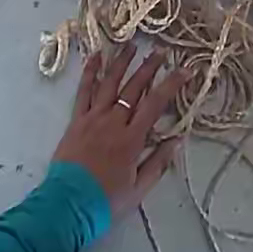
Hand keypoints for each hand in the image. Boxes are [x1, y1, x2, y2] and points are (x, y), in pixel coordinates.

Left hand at [51, 45, 186, 219]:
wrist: (67, 206)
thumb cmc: (105, 202)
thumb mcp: (138, 190)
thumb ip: (158, 162)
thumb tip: (178, 139)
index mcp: (132, 138)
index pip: (156, 103)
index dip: (172, 83)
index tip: (185, 69)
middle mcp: (114, 121)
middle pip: (135, 87)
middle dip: (149, 66)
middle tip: (160, 50)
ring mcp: (93, 117)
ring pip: (110, 82)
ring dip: (122, 62)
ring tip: (132, 45)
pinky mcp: (76, 119)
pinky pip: (84, 90)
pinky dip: (91, 71)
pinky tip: (96, 56)